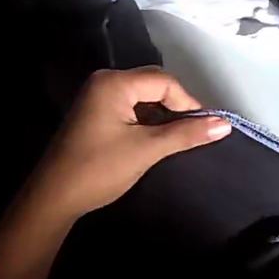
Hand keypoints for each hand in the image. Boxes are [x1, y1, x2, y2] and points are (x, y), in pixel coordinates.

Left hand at [27, 68, 230, 219]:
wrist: (53, 197)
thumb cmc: (99, 169)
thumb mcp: (146, 150)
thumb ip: (185, 133)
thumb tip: (225, 124)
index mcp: (114, 83)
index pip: (164, 81)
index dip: (188, 102)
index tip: (204, 128)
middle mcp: (104, 81)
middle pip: (154, 83)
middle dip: (176, 106)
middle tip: (193, 132)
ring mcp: (97, 96)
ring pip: (143, 96)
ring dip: (163, 114)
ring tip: (178, 137)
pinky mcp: (95, 112)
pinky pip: (131, 106)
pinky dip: (147, 119)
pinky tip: (157, 138)